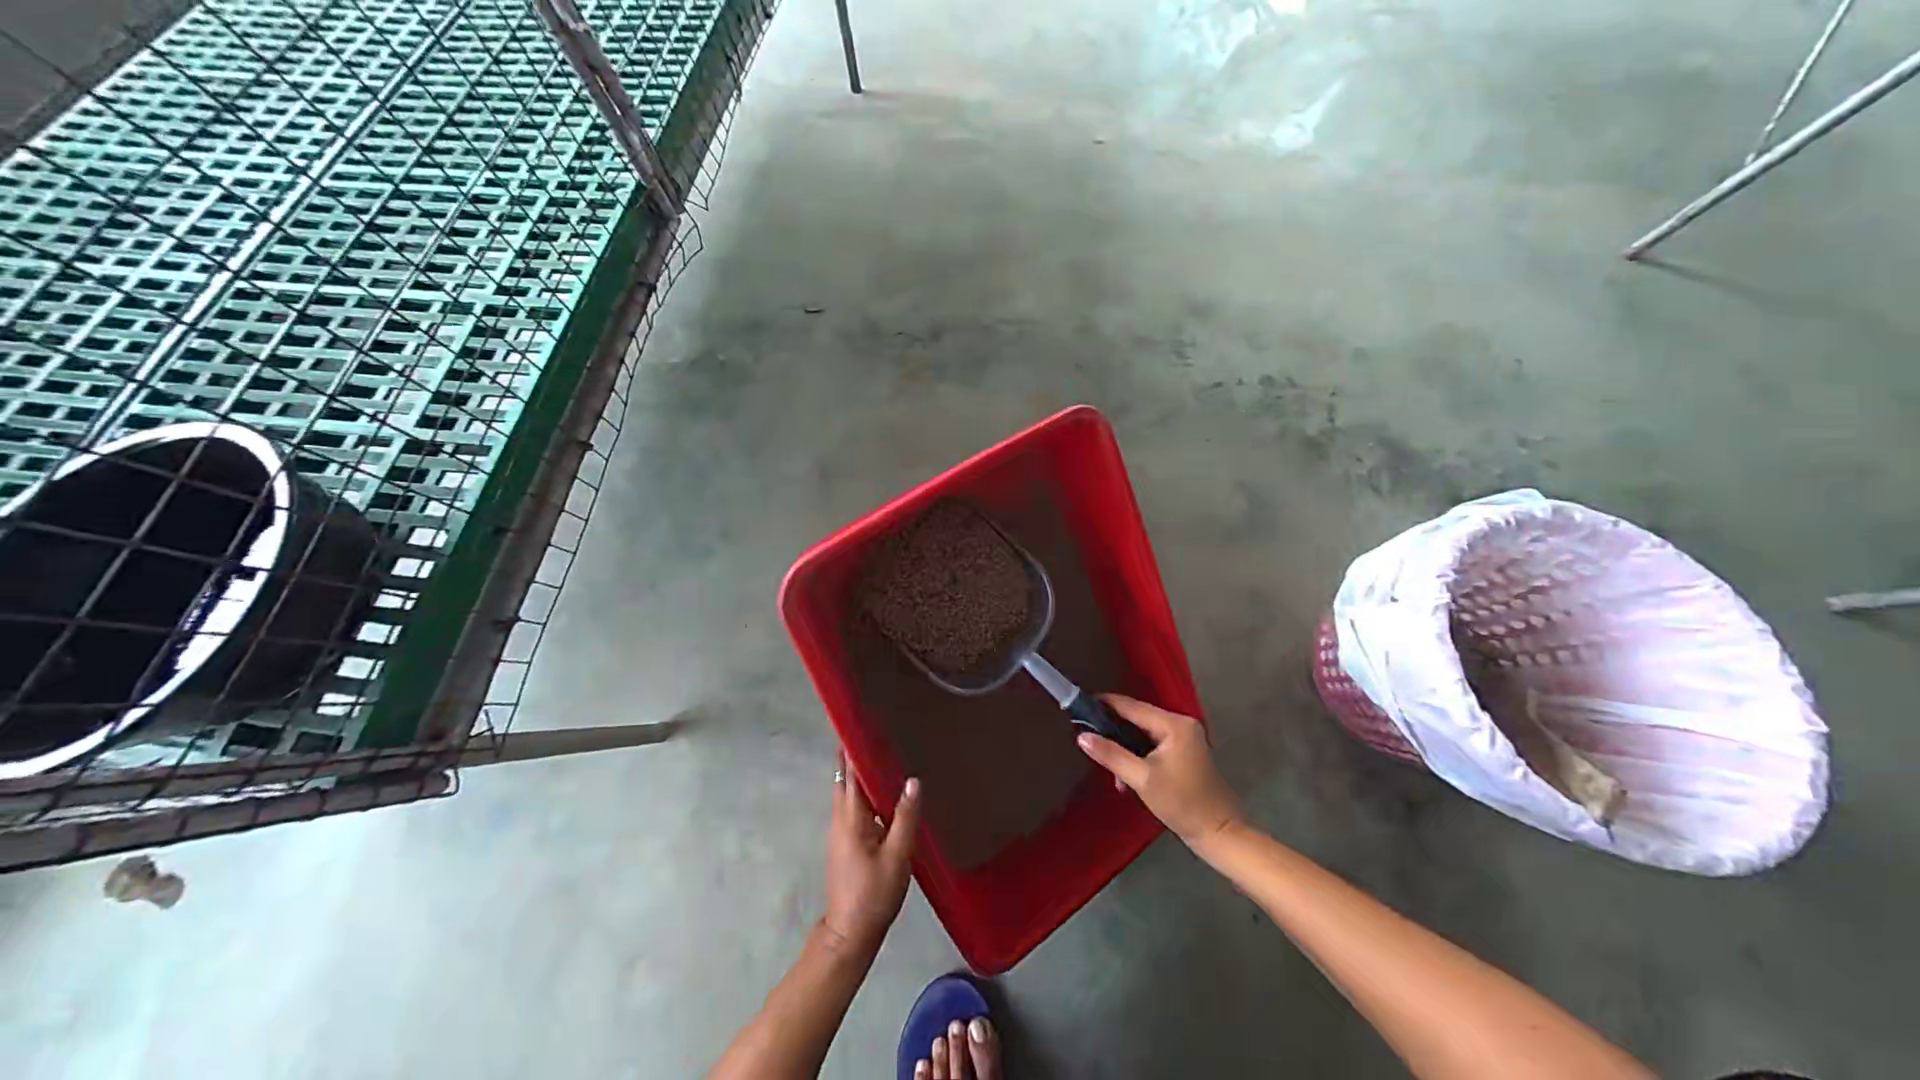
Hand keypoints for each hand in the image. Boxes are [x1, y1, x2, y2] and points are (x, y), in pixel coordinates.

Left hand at [822, 752, 920, 954]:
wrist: (850, 933)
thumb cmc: (874, 893)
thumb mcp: (897, 856)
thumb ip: (905, 816)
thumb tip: (912, 780)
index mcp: (850, 817)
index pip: (850, 773)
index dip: (854, 748)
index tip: (864, 724)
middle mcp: (840, 819)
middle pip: (846, 780)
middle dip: (856, 756)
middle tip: (878, 733)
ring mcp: (840, 832)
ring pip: (849, 794)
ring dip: (861, 775)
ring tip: (885, 756)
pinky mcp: (846, 844)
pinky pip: (854, 808)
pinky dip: (865, 794)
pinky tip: (885, 795)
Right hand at [1077, 694, 1243, 846]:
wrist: (1218, 832)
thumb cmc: (1181, 802)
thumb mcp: (1142, 779)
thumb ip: (1111, 755)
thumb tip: (1082, 736)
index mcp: (1174, 725)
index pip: (1132, 707)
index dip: (1105, 704)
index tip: (1080, 704)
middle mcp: (1181, 724)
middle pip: (1138, 720)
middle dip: (1114, 733)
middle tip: (1089, 740)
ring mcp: (1185, 738)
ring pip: (1143, 735)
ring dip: (1125, 750)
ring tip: (1112, 773)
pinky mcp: (1184, 753)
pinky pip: (1153, 746)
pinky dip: (1138, 757)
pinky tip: (1127, 777)